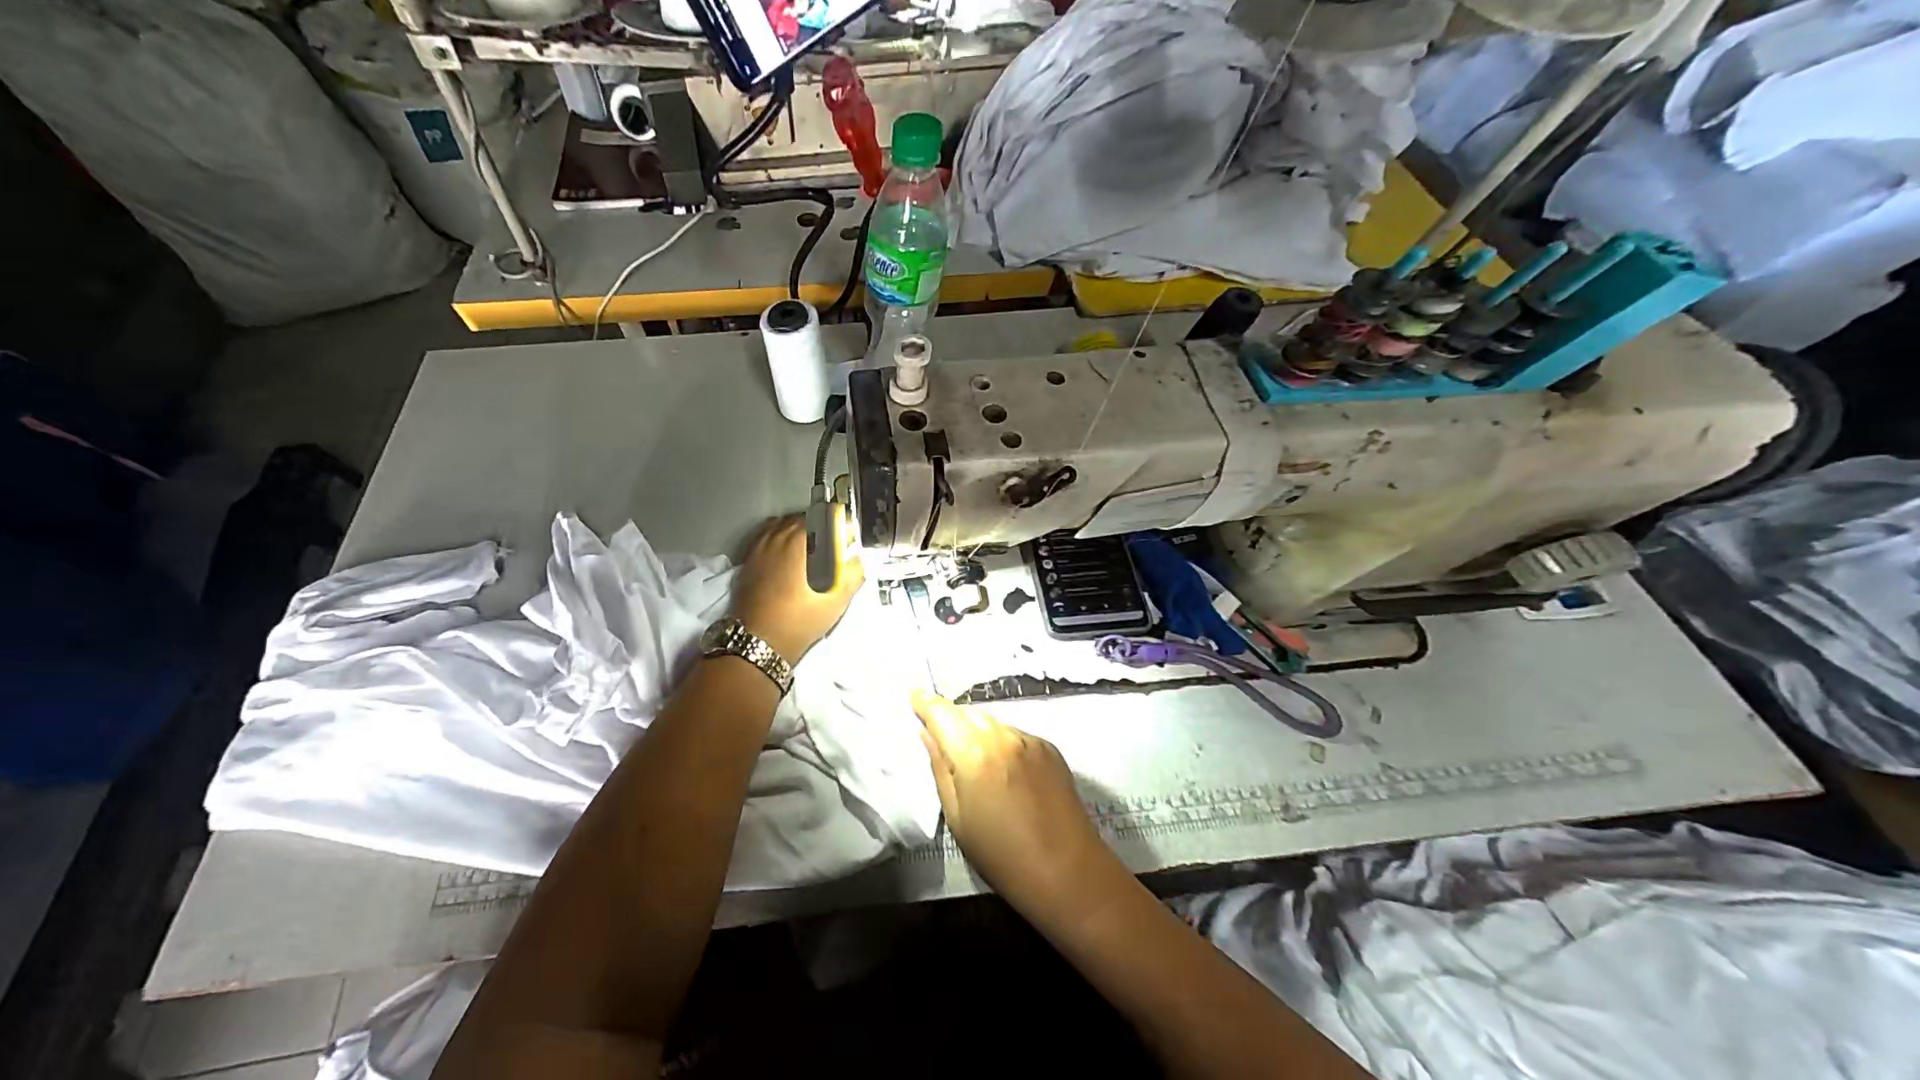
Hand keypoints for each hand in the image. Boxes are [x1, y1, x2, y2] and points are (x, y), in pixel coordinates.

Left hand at [732, 514, 863, 662]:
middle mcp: (779, 535)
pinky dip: (779, 538)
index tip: (848, 538)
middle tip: (832, 546)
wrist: (759, 640)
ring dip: (799, 530)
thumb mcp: (837, 601)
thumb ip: (853, 574)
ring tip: (810, 549)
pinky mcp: (748, 557)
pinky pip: (766, 535)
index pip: (827, 517)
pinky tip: (786, 555)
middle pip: (805, 518)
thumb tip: (858, 560)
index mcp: (801, 541)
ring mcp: (760, 545)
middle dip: (821, 527)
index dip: (841, 525)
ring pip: (783, 524)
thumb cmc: (800, 620)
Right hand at [913, 690, 1125, 916]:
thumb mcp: (957, 817)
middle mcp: (1003, 737)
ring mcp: (1031, 740)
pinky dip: (1002, 743)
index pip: (942, 713)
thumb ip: (940, 769)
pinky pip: (1015, 735)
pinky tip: (1004, 772)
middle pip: (968, 714)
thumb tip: (927, 735)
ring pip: (993, 723)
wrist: (1067, 872)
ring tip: (975, 763)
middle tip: (941, 740)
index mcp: (974, 753)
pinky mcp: (1050, 749)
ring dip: (977, 732)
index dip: (926, 703)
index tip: (914, 696)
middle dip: (951, 721)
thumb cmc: (1001, 855)